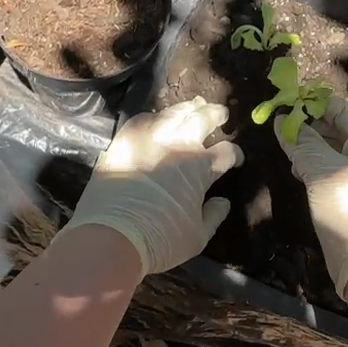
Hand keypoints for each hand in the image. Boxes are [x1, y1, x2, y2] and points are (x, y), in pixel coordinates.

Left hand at [63, 97, 242, 275]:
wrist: (112, 237)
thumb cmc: (161, 240)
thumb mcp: (198, 236)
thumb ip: (213, 216)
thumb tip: (222, 202)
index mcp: (200, 166)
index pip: (226, 152)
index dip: (234, 154)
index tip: (235, 159)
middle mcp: (177, 145)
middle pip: (201, 119)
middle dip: (215, 115)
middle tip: (220, 113)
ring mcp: (148, 139)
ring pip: (172, 113)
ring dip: (186, 109)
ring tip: (193, 106)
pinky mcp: (122, 142)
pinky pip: (142, 120)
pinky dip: (154, 117)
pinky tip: (157, 119)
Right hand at [275, 97, 347, 297]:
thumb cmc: (346, 205)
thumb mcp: (318, 169)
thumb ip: (300, 142)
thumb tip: (283, 120)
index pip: (344, 109)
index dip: (316, 104)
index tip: (290, 103)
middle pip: (342, 128)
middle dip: (313, 127)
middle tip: (285, 127)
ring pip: (339, 150)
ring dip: (314, 147)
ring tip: (289, 150)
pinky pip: (341, 168)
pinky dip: (321, 165)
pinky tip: (300, 171)